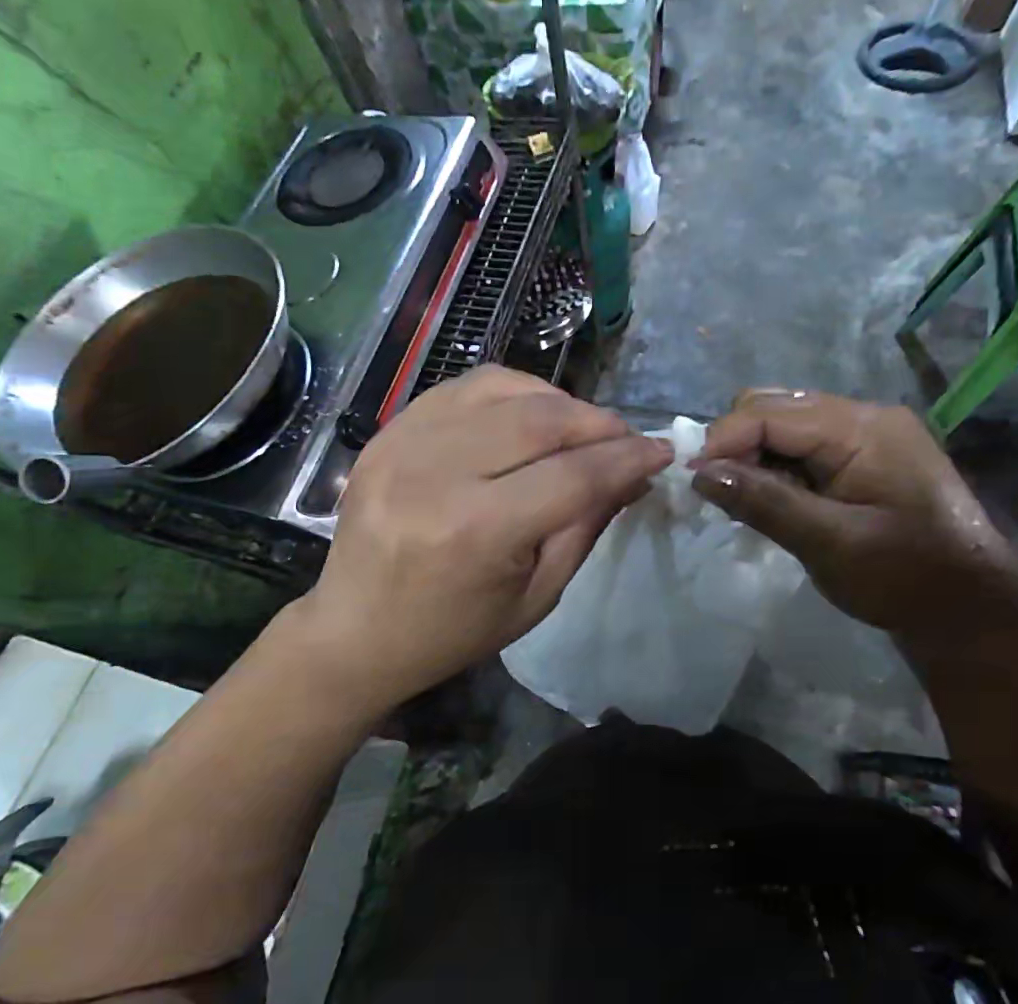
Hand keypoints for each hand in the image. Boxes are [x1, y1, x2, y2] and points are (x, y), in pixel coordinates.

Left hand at [275, 366, 672, 712]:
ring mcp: (405, 444)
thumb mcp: (536, 595)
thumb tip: (633, 473)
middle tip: (625, 439)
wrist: (355, 630)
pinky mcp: (389, 431)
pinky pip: (466, 387)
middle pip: (541, 420)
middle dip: (598, 424)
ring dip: (559, 403)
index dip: (627, 459)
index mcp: (476, 531)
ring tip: (581, 428)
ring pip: (505, 390)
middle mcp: (437, 474)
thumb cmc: (454, 630)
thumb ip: (586, 526)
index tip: (661, 451)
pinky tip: (530, 415)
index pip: (573, 475)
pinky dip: (512, 392)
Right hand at [691, 389, 1017, 640]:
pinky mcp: (865, 458)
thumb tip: (699, 473)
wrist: (971, 613)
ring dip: (755, 456)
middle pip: (777, 408)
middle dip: (737, 444)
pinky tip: (770, 499)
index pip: (772, 413)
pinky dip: (778, 468)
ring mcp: (868, 436)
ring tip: (740, 499)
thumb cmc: (904, 578)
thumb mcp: (828, 542)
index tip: (690, 480)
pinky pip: (805, 448)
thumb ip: (763, 502)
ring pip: (787, 426)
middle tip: (716, 492)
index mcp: (862, 427)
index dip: (724, 439)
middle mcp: (864, 417)